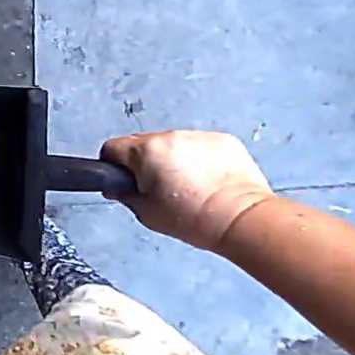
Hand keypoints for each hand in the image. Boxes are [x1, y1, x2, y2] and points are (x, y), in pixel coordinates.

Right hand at [100, 130, 276, 248]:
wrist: (241, 219)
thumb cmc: (195, 219)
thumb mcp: (146, 214)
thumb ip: (126, 195)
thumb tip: (117, 186)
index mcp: (145, 151)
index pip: (113, 147)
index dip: (114, 165)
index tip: (126, 178)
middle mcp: (169, 136)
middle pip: (143, 144)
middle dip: (146, 162)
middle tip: (161, 189)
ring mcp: (197, 135)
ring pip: (173, 144)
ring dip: (174, 159)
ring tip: (190, 187)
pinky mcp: (221, 140)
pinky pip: (200, 145)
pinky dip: (200, 159)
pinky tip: (208, 181)